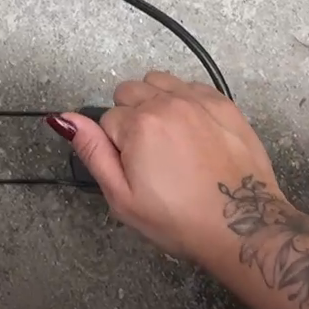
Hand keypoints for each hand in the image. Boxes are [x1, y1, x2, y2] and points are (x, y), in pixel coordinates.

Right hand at [53, 71, 285, 262]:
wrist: (245, 227)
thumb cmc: (179, 219)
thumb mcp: (123, 198)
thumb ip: (92, 151)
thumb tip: (63, 118)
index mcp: (138, 124)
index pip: (107, 120)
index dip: (116, 147)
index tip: (135, 170)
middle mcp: (166, 102)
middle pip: (128, 91)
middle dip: (131, 117)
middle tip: (148, 154)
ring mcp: (198, 99)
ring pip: (157, 81)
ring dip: (155, 101)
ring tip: (168, 137)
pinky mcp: (224, 103)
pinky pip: (190, 85)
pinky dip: (184, 100)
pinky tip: (192, 131)